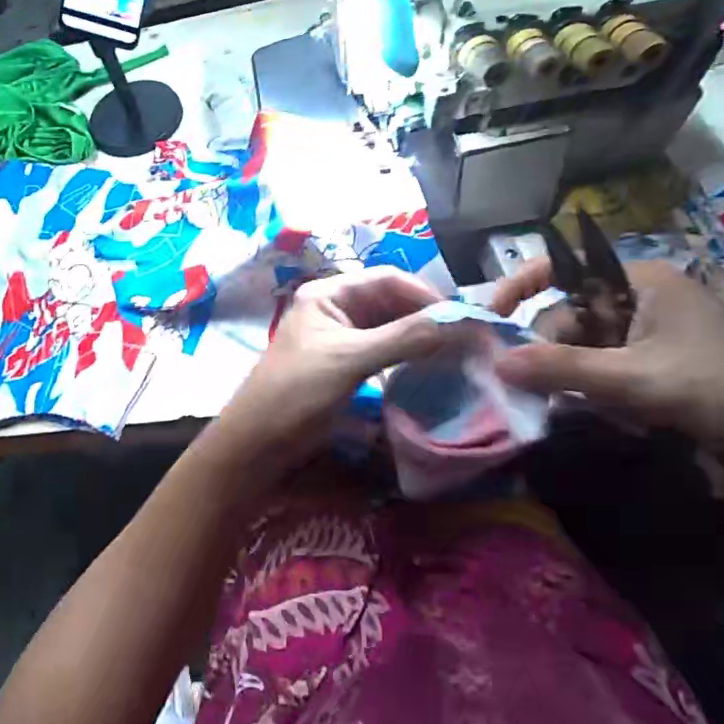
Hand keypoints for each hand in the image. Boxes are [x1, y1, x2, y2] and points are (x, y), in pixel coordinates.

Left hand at [209, 267, 447, 469]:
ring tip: (455, 354)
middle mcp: (334, 308)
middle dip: (426, 316)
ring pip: (389, 327)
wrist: (257, 444)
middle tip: (465, 339)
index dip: (426, 294)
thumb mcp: (350, 360)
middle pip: (390, 301)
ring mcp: (338, 337)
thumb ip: (404, 338)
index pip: (387, 279)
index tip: (462, 319)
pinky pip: (383, 351)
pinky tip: (429, 368)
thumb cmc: (296, 393)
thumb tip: (460, 323)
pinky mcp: (344, 365)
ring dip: (419, 337)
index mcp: (327, 294)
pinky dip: (406, 356)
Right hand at [492, 260, 723, 528]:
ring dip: (582, 384)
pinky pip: (606, 374)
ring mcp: (649, 334)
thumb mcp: (643, 380)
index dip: (516, 289)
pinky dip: (604, 398)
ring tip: (609, 414)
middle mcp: (639, 299)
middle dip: (554, 356)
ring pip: (584, 351)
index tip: (487, 321)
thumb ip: (566, 369)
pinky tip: (629, 422)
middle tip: (545, 395)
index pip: (558, 270)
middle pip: (566, 318)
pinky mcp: (659, 367)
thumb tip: (495, 362)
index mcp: (638, 281)